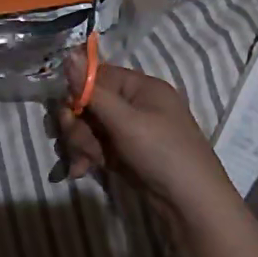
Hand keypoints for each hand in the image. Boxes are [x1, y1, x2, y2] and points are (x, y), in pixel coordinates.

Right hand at [54, 56, 234, 207]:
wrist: (189, 202)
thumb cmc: (161, 152)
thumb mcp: (125, 121)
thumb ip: (93, 91)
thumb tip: (68, 54)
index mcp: (141, 87)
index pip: (97, 75)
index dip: (78, 91)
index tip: (68, 111)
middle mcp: (134, 104)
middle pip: (89, 103)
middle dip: (77, 124)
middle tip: (78, 142)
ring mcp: (128, 129)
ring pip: (88, 126)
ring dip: (80, 143)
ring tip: (84, 162)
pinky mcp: (123, 151)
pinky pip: (95, 145)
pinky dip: (86, 156)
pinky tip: (81, 170)